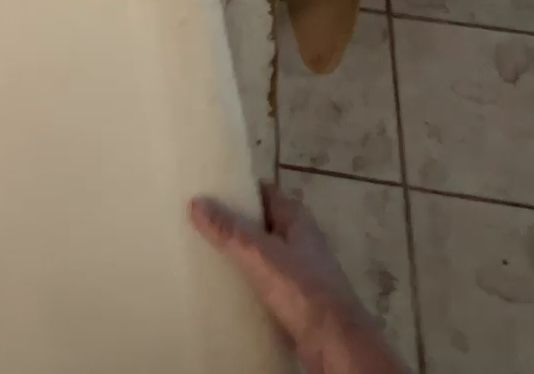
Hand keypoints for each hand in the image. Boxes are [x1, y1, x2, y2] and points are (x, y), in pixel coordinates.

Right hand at [191, 186, 409, 373]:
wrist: (337, 345)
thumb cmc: (303, 290)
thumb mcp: (261, 255)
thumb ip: (229, 230)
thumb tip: (196, 202)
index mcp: (297, 220)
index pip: (265, 192)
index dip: (241, 188)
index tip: (211, 188)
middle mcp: (301, 241)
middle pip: (263, 223)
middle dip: (236, 222)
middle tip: (201, 221)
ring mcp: (302, 273)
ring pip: (264, 255)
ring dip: (242, 254)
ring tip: (207, 253)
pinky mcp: (298, 302)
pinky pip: (267, 284)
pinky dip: (249, 283)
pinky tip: (228, 289)